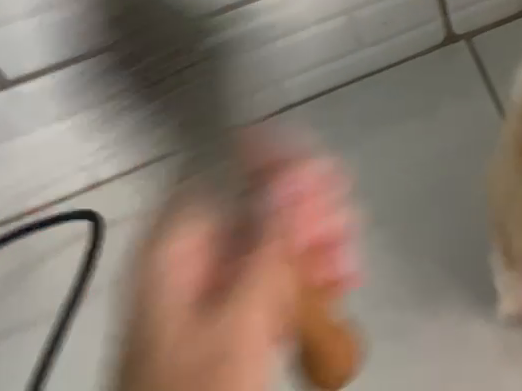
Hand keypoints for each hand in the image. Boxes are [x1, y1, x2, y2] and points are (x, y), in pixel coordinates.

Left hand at [116, 139, 358, 390]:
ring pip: (272, 239)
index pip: (217, 169)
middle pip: (254, 203)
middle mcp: (188, 260)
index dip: (267, 155)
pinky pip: (275, 276)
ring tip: (349, 259)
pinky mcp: (230, 318)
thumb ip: (268, 242)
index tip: (313, 157)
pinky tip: (343, 279)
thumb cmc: (195, 389)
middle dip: (305, 205)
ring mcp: (209, 291)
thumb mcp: (238, 316)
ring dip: (318, 240)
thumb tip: (293, 175)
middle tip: (340, 216)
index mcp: (172, 248)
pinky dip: (310, 274)